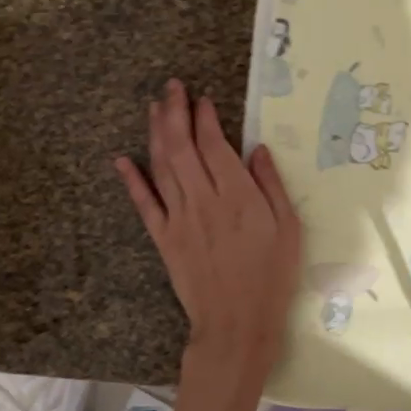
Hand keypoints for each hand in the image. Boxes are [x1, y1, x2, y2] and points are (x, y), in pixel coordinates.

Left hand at [115, 80, 301, 377]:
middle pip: (182, 147)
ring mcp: (179, 218)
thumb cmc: (272, 276)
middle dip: (175, 113)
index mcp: (237, 195)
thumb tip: (257, 148)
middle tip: (172, 87)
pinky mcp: (163, 238)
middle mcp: (203, 199)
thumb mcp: (289, 228)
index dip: (206, 118)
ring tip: (154, 108)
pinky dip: (132, 179)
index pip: (215, 146)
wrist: (237, 323)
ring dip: (155, 134)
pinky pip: (144, 203)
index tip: (203, 99)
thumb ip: (271, 185)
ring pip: (161, 166)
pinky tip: (122, 159)